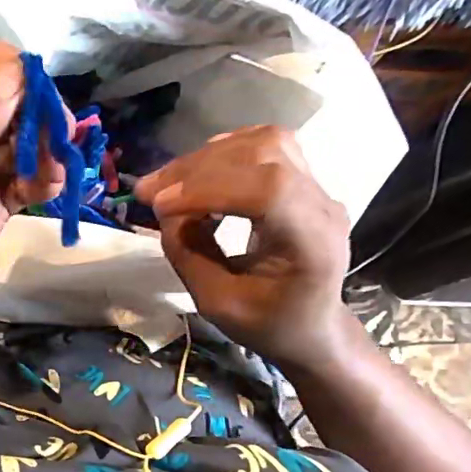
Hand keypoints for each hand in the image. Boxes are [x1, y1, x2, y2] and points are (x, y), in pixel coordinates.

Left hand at [0, 44, 64, 357]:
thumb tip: (10, 74)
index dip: (3, 68)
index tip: (36, 89)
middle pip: (2, 102)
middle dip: (34, 111)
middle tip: (60, 133)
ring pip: (19, 141)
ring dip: (43, 148)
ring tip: (56, 170)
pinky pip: (25, 179)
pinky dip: (42, 179)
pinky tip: (50, 189)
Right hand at [134, 126, 353, 368]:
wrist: (311, 329)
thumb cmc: (268, 325)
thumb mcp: (218, 304)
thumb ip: (189, 255)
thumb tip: (165, 212)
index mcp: (313, 242)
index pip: (267, 189)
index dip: (209, 188)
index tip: (159, 206)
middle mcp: (323, 203)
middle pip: (263, 155)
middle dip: (197, 169)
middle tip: (147, 191)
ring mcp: (318, 187)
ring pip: (263, 142)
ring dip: (207, 158)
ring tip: (168, 183)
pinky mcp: (304, 182)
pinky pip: (266, 148)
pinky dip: (223, 155)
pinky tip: (197, 175)